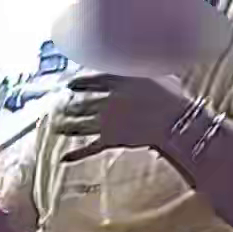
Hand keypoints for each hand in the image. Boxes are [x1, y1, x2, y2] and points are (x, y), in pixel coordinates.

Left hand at [55, 74, 193, 163]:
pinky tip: (63, 159)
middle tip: (61, 109)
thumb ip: (135, 75)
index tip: (70, 85)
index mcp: (121, 83)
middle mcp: (109, 103)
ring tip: (58, 128)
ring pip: (80, 126)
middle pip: (83, 106)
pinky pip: (88, 149)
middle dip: (71, 108)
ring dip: (67, 127)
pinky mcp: (108, 140)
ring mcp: (106, 123)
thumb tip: (125, 72)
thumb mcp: (154, 76)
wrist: (174, 119)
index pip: (95, 82)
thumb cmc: (171, 95)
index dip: (81, 83)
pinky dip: (75, 155)